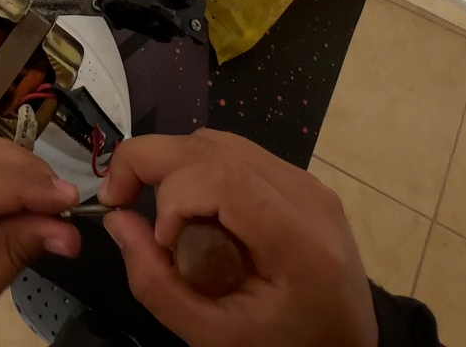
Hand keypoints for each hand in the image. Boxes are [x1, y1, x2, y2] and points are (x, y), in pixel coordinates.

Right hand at [99, 129, 377, 346]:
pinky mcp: (293, 174)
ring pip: (213, 140)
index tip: (155, 240)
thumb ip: (157, 283)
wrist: (348, 346)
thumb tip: (117, 219)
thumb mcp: (215, 338)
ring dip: (171, 166)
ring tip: (158, 211)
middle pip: (209, 147)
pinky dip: (193, 167)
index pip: (221, 179)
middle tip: (120, 199)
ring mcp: (303, 178)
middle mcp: (305, 194)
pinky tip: (189, 205)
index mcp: (300, 241)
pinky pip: (228, 150)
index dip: (173, 197)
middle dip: (150, 164)